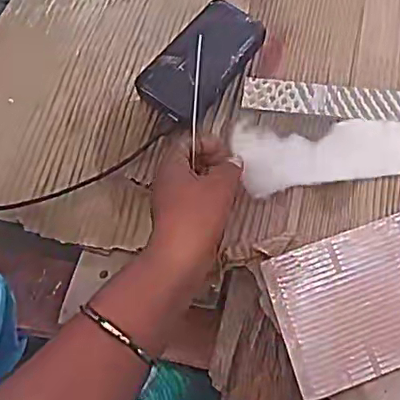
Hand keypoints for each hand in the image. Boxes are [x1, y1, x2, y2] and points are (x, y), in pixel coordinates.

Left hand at [147, 133, 243, 273]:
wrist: (180, 259)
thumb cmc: (193, 220)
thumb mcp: (220, 185)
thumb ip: (229, 168)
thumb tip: (233, 163)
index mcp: (170, 166)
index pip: (186, 141)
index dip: (208, 142)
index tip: (225, 151)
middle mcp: (166, 182)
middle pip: (189, 161)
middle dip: (212, 162)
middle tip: (230, 168)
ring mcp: (169, 203)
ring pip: (192, 183)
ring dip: (213, 182)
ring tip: (230, 187)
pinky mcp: (177, 221)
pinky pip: (194, 203)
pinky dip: (209, 201)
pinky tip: (223, 208)